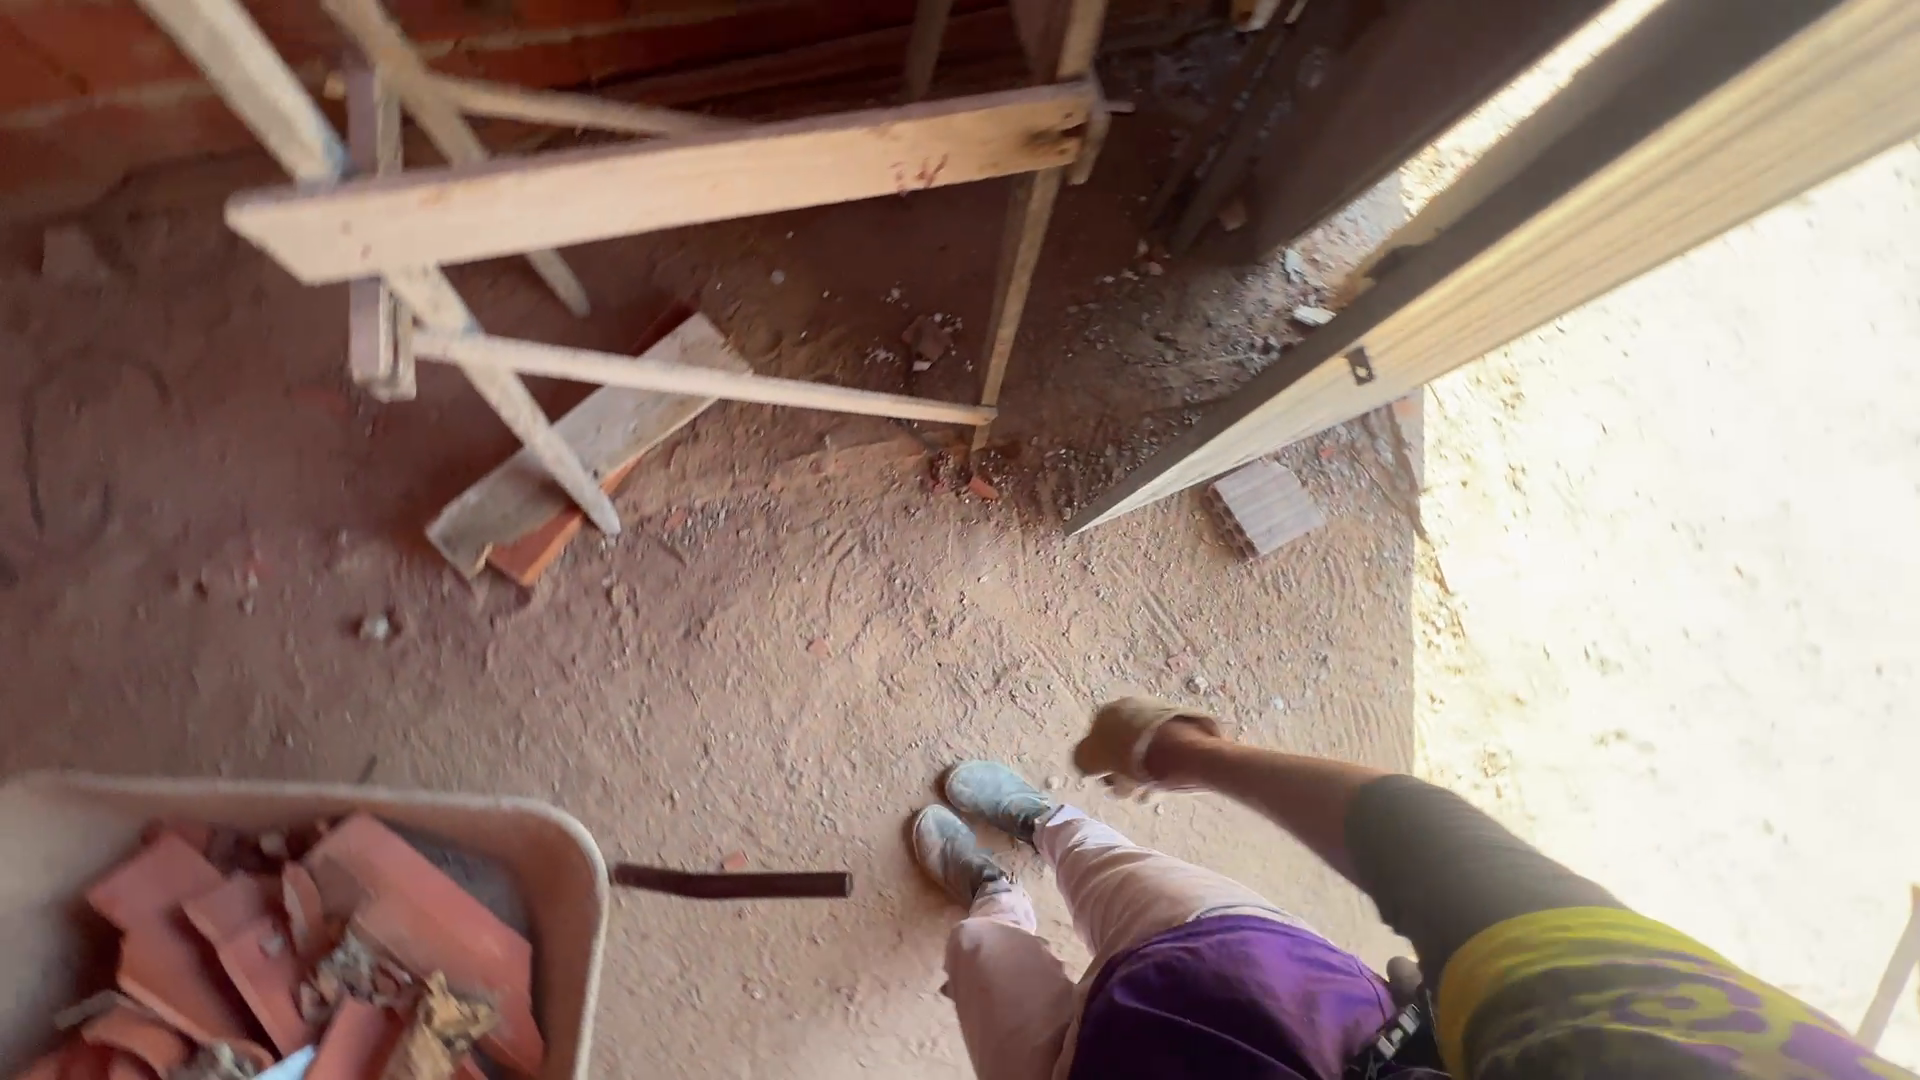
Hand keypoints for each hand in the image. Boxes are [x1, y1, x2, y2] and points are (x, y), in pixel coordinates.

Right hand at [1072, 697, 1222, 794]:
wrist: (1193, 755)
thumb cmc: (1140, 757)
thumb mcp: (1098, 759)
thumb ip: (1082, 759)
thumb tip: (1082, 764)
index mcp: (1110, 711)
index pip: (1093, 738)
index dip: (1095, 761)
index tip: (1101, 779)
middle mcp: (1132, 710)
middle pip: (1117, 746)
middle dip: (1116, 770)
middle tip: (1119, 790)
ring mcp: (1157, 720)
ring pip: (1138, 753)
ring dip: (1135, 776)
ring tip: (1138, 796)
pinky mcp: (1179, 733)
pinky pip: (1159, 755)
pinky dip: (1154, 773)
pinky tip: (1155, 792)